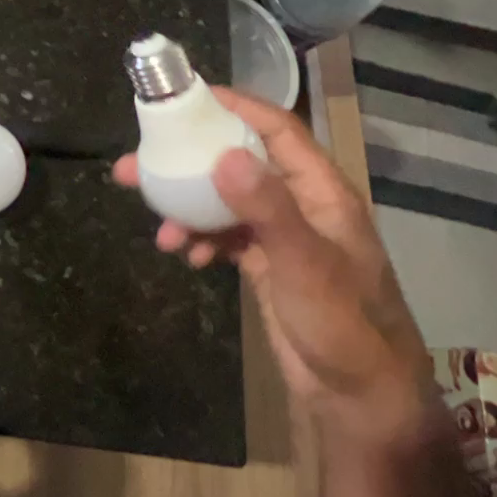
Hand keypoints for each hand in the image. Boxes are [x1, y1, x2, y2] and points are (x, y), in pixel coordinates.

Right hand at [112, 87, 432, 445]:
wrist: (360, 398)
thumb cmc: (343, 323)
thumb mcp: (303, 263)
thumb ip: (266, 208)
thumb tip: (221, 156)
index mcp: (321, 191)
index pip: (276, 130)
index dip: (235, 107)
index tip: (186, 98)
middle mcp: (301, 204)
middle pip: (239, 164)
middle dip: (189, 163)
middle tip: (136, 167)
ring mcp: (283, 235)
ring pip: (226, 202)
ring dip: (189, 209)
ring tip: (158, 229)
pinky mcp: (268, 264)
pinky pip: (226, 236)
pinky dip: (202, 239)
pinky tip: (185, 257)